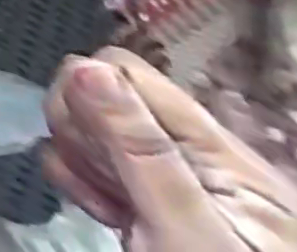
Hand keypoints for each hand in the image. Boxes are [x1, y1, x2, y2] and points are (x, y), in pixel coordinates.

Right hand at [41, 47, 296, 251]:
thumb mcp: (185, 231)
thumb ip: (139, 149)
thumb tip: (83, 64)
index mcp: (224, 153)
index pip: (126, 72)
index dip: (90, 94)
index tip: (91, 145)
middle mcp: (195, 153)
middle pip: (95, 89)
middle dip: (78, 127)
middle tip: (98, 179)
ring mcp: (163, 174)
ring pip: (80, 120)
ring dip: (75, 156)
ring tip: (103, 203)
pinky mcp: (132, 191)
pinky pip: (77, 154)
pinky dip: (72, 177)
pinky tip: (96, 210)